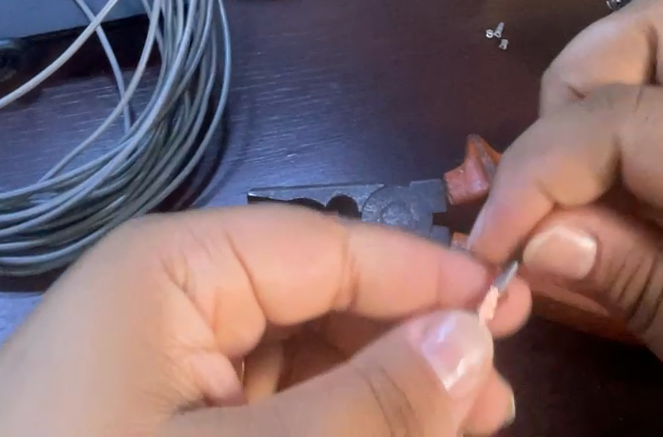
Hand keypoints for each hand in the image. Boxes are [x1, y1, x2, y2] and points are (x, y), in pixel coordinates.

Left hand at [0, 204, 529, 435]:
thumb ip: (360, 407)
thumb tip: (474, 337)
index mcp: (177, 263)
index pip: (327, 245)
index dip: (421, 273)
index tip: (508, 299)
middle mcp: (170, 292)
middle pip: (318, 301)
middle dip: (407, 344)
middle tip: (496, 394)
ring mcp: (159, 359)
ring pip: (298, 358)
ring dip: (376, 392)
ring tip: (464, 424)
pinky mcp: (154, 414)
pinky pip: (262, 405)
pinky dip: (325, 424)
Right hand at [467, 0, 662, 435]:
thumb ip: (659, 301)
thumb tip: (534, 238)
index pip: (624, 123)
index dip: (534, 178)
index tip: (486, 256)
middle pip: (645, 32)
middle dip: (569, 106)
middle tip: (555, 210)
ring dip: (598, 110)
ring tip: (588, 208)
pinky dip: (635, 131)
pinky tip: (637, 215)